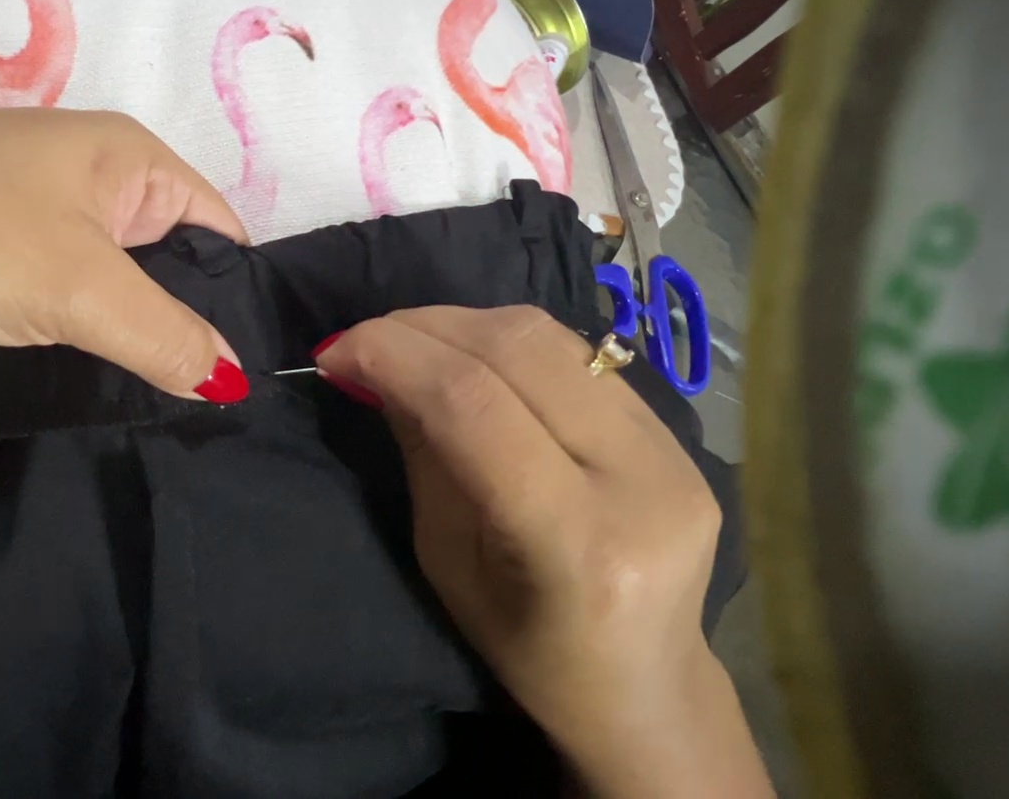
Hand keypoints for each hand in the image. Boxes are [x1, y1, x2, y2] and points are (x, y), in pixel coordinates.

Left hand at [0, 108, 249, 400]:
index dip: (232, 296)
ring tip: (147, 393)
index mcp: (130, 153)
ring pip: (114, 273)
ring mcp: (39, 201)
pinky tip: (85, 365)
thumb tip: (232, 380)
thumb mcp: (82, 289)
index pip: (217, 227)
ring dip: (128, 326)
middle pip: (168, 252)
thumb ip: (166, 336)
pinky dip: (80, 321)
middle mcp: (91, 166)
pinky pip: (66, 283)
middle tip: (196, 398)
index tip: (237, 375)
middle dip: (181, 319)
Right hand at [314, 307, 770, 798]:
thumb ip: (422, 453)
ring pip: (546, 337)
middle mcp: (641, 481)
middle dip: (418, 328)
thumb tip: (376, 368)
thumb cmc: (524, 645)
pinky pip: (573, 353)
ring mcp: (672, 449)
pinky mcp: (675, 432)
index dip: (393, 357)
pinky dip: (500, 338)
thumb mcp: (445, 559)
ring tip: (405, 342)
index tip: (334, 353)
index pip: (473, 405)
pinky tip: (462, 353)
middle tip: (359, 341)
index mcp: (578, 541)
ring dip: (457, 322)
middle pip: (515, 351)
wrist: (644, 687)